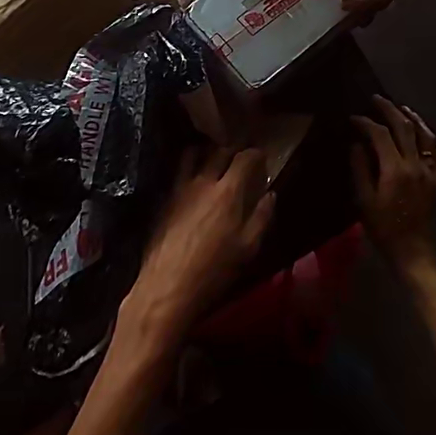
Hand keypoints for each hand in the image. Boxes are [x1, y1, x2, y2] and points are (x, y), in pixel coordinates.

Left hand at [124, 145, 275, 343]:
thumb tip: (270, 194)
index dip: (255, 154)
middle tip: (240, 159)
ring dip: (207, 151)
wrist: (168, 284)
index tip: (262, 157)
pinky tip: (194, 178)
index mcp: (228, 191)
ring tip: (214, 160)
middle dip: (233, 150)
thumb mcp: (248, 248)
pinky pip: (179, 171)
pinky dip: (189, 165)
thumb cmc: (214, 269)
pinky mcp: (165, 197)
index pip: (244, 158)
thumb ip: (262, 217)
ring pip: (193, 154)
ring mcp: (180, 187)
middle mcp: (203, 181)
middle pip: (219, 151)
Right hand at [350, 96, 435, 266]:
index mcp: (395, 169)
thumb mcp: (363, 199)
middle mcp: (416, 164)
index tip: (353, 118)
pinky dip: (431, 141)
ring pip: (426, 136)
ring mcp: (430, 171)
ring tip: (402, 109)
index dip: (365, 122)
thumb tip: (356, 144)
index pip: (380, 134)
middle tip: (376, 99)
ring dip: (414, 119)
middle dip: (389, 110)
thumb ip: (359, 168)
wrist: (412, 249)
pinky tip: (423, 136)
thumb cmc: (382, 227)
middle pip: (405, 127)